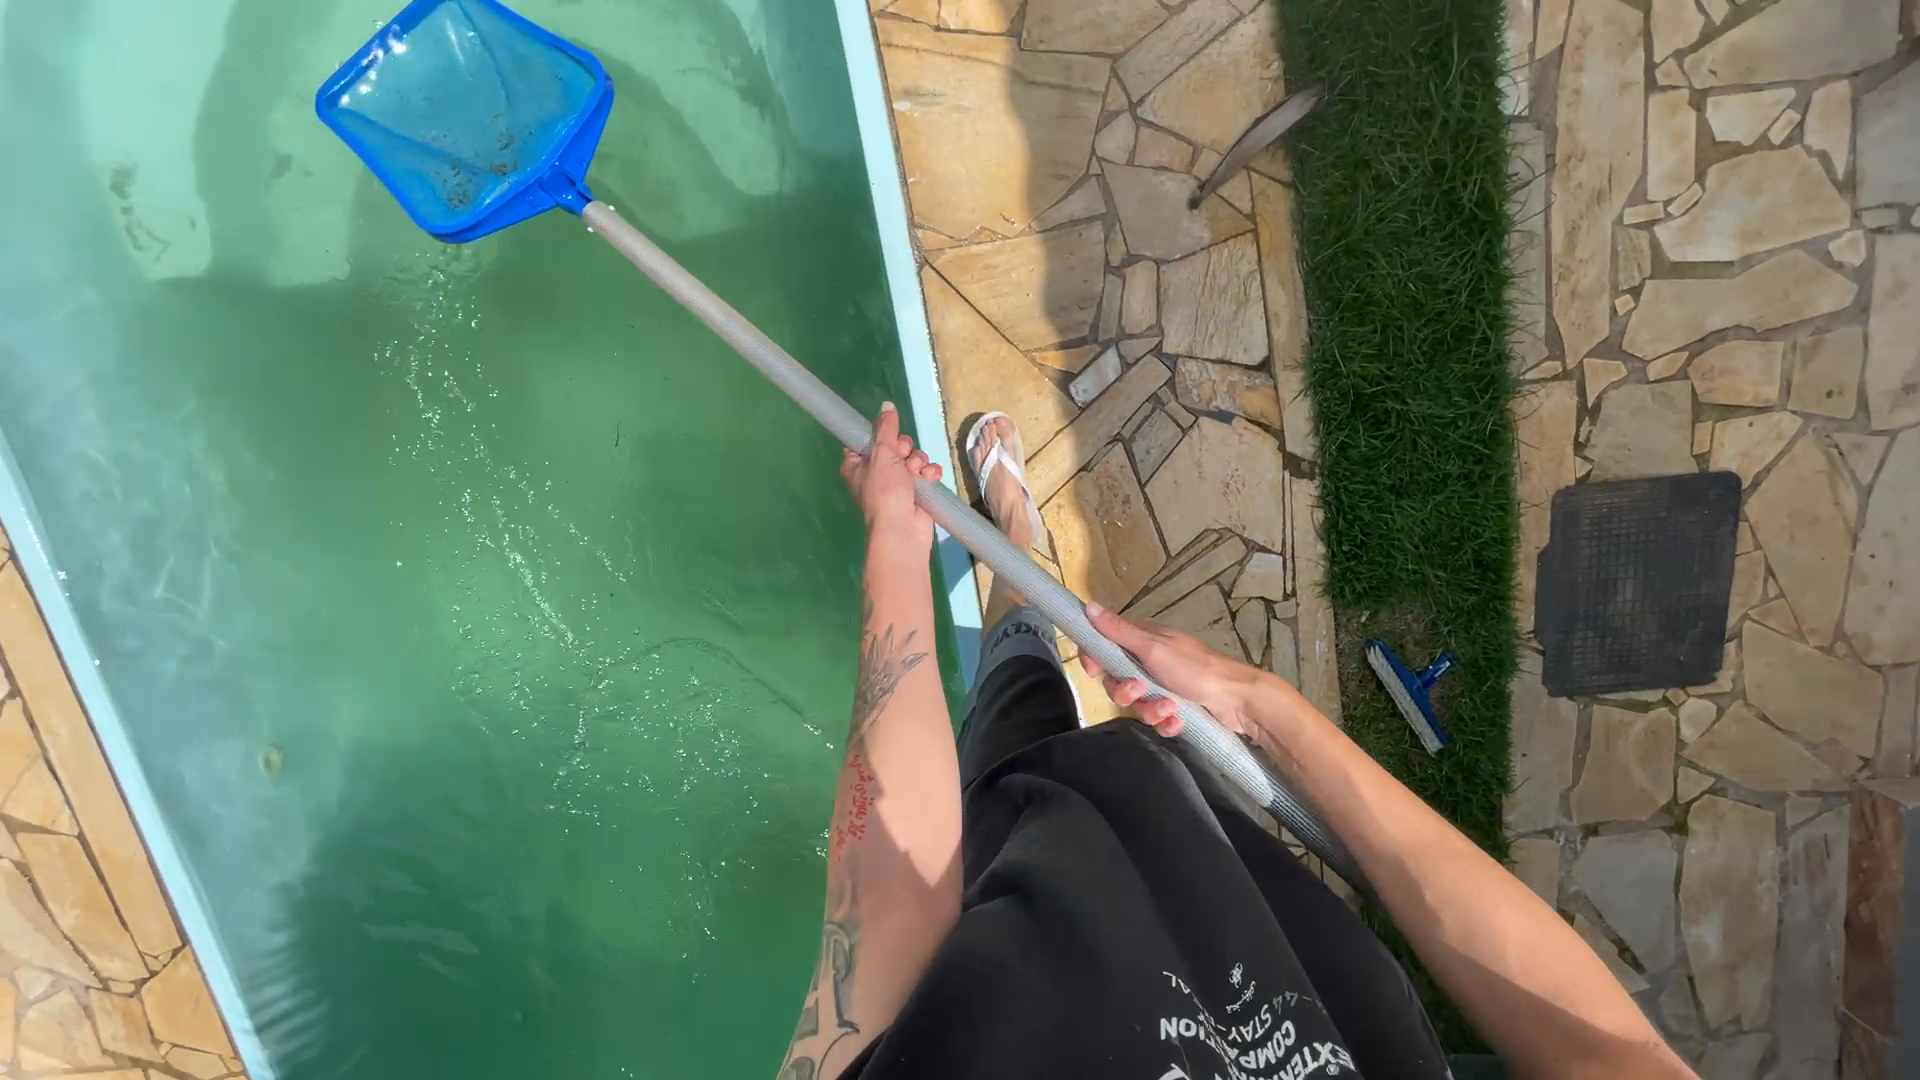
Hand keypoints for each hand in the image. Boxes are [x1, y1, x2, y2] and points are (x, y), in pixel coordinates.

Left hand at [841, 402, 942, 547]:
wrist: (903, 529)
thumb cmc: (884, 491)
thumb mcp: (882, 454)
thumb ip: (886, 429)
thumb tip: (886, 405)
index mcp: (856, 465)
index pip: (867, 440)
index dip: (881, 436)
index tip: (888, 438)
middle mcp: (874, 473)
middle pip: (894, 446)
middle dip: (905, 450)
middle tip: (903, 458)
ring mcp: (896, 484)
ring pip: (912, 458)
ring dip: (919, 462)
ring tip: (917, 473)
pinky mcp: (915, 493)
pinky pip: (925, 473)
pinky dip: (929, 474)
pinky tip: (929, 478)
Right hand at [1078, 603, 1274, 738]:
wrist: (1238, 700)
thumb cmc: (1194, 668)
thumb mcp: (1153, 648)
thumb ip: (1118, 631)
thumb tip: (1088, 605)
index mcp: (1144, 640)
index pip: (1105, 644)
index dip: (1095, 658)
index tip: (1092, 672)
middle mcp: (1151, 660)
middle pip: (1117, 679)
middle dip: (1126, 691)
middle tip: (1140, 692)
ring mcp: (1164, 684)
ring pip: (1137, 703)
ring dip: (1150, 709)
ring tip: (1170, 709)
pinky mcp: (1177, 707)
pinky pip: (1157, 719)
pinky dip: (1165, 722)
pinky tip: (1178, 722)